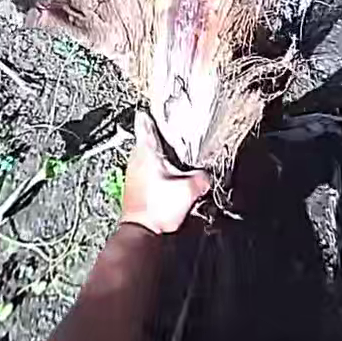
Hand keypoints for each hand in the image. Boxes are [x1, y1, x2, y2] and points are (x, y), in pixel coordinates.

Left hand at [119, 112, 209, 234]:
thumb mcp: (187, 191)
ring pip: (146, 151)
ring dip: (159, 150)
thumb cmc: (158, 209)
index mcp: (146, 150)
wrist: (141, 233)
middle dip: (161, 132)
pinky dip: (156, 164)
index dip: (153, 112)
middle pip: (147, 135)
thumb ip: (201, 178)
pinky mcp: (134, 182)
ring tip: (175, 152)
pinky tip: (168, 172)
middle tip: (176, 131)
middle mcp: (136, 156)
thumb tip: (208, 174)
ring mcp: (133, 169)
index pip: (144, 122)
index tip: (161, 107)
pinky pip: (146, 165)